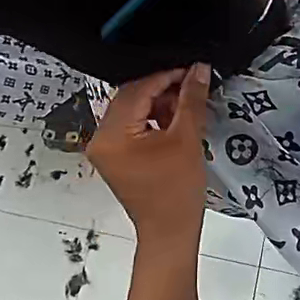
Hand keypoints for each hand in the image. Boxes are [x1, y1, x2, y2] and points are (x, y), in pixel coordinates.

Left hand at [88, 65, 211, 241]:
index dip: (166, 76)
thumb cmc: (177, 191)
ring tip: (186, 107)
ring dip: (158, 104)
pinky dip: (152, 120)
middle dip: (162, 89)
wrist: (170, 230)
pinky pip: (131, 127)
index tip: (192, 70)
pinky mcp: (114, 157)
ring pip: (131, 111)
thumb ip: (191, 100)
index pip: (137, 90)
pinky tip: (174, 122)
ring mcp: (105, 149)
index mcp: (111, 135)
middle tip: (191, 86)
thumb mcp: (188, 139)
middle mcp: (99, 139)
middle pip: (130, 98)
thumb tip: (199, 69)